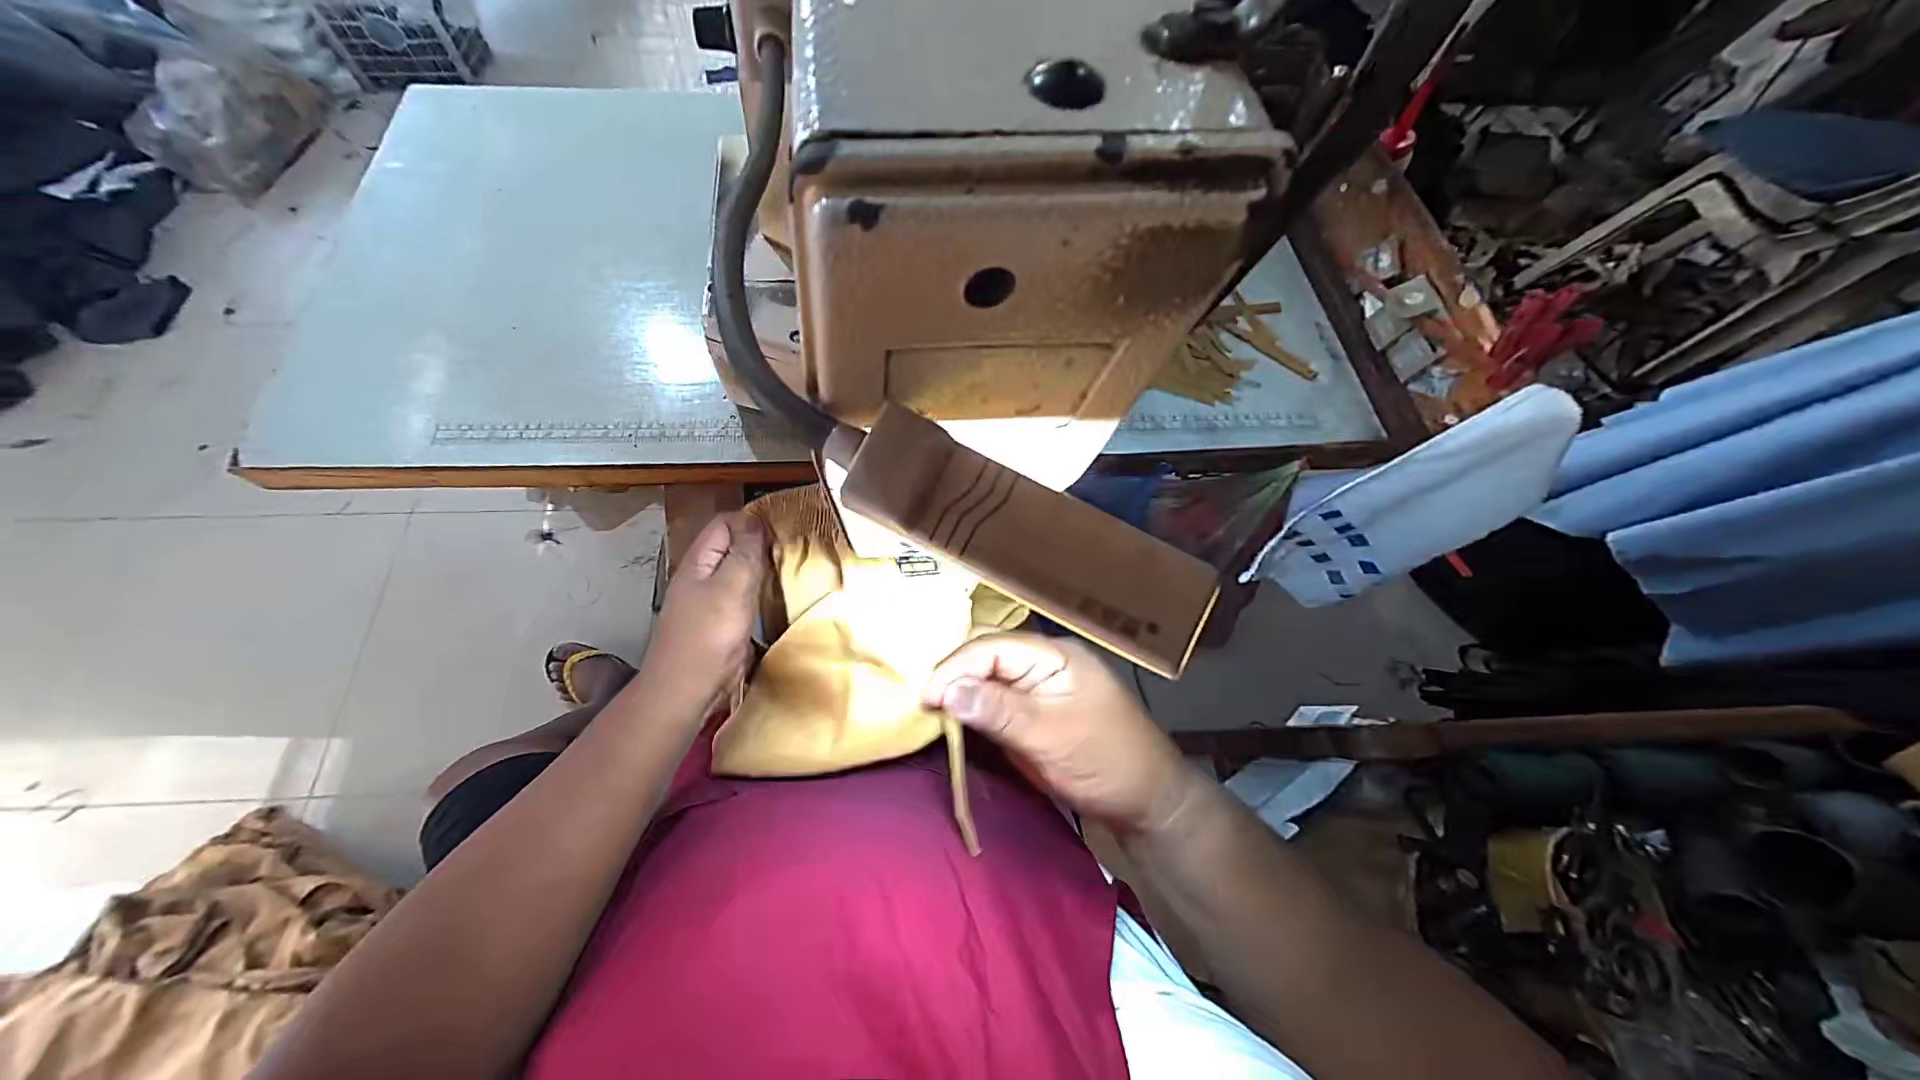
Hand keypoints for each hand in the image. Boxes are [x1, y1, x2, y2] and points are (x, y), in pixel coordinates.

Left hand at [641, 511, 769, 716]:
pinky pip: (741, 598)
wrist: (685, 691)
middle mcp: (701, 578)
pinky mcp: (719, 624)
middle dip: (760, 545)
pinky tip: (774, 601)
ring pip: (738, 573)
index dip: (752, 521)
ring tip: (787, 573)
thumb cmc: (708, 637)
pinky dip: (758, 594)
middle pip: (732, 547)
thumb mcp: (731, 587)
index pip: (725, 524)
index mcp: (698, 562)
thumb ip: (744, 552)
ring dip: (760, 571)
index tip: (783, 532)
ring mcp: (709, 602)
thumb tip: (755, 521)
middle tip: (790, 554)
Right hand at [922, 633, 1200, 833]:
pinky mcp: (1038, 710)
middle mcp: (1046, 662)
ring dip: (963, 692)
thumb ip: (997, 710)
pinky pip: (1000, 700)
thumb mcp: (1049, 736)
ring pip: (991, 677)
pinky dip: (977, 709)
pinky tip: (958, 720)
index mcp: (1054, 655)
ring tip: (932, 711)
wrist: (1150, 802)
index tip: (925, 698)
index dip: (955, 669)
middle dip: (955, 676)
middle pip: (988, 656)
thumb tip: (943, 690)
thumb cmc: (1106, 762)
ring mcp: (1042, 686)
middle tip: (924, 706)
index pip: (992, 647)